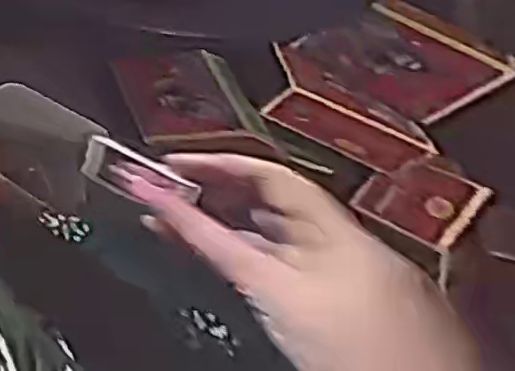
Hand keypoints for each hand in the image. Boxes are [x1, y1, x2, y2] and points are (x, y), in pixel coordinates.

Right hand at [125, 153, 477, 370]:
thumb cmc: (359, 356)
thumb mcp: (261, 282)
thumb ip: (198, 232)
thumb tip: (146, 190)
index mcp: (346, 237)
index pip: (268, 175)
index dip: (214, 163)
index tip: (172, 166)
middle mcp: (362, 256)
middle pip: (269, 207)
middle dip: (211, 197)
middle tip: (166, 194)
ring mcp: (368, 289)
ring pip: (280, 242)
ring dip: (227, 230)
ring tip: (180, 229)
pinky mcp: (365, 317)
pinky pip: (295, 271)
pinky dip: (254, 261)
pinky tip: (226, 265)